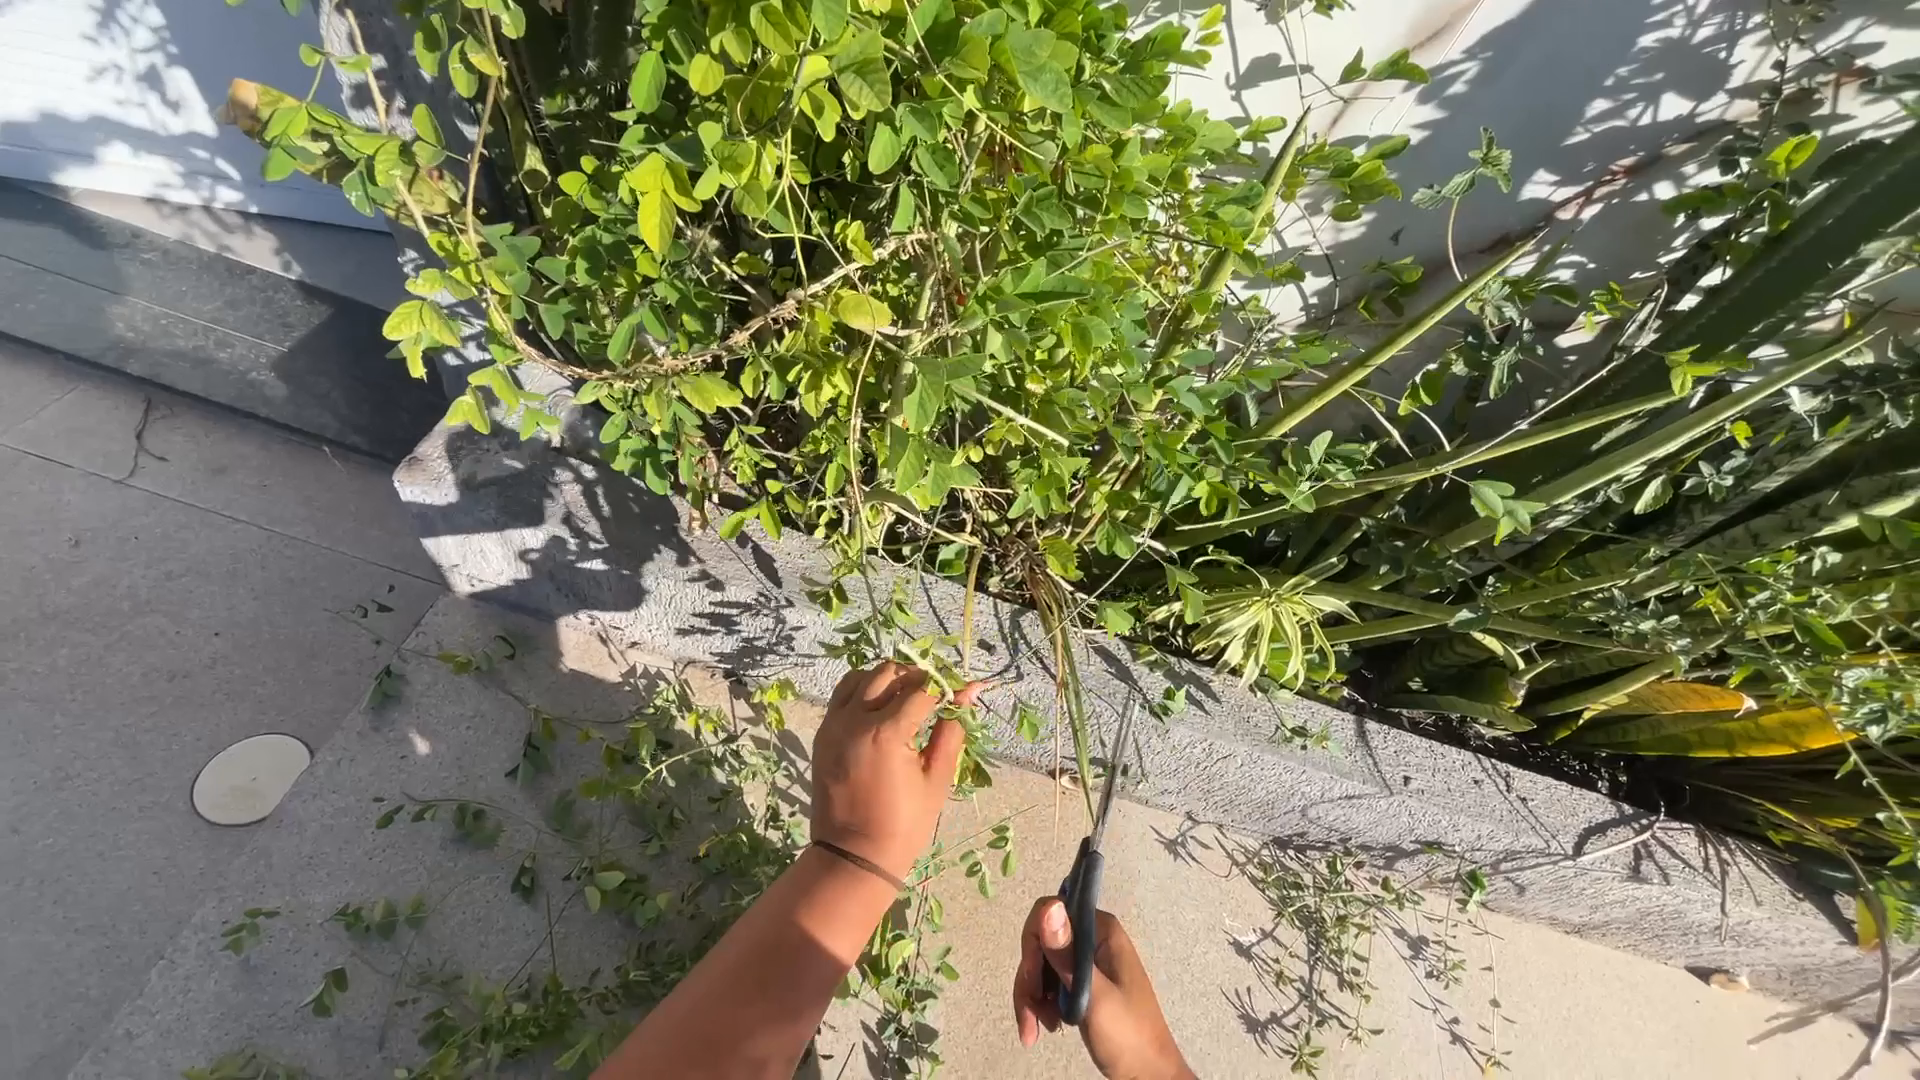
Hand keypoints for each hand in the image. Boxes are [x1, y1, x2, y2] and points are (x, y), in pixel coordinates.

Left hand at [810, 662, 979, 881]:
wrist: (853, 856)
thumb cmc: (903, 824)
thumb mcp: (936, 778)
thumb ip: (951, 731)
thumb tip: (968, 694)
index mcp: (886, 733)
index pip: (921, 690)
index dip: (944, 688)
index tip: (958, 692)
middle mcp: (855, 720)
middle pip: (888, 673)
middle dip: (915, 677)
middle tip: (933, 694)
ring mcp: (833, 724)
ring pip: (860, 677)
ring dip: (886, 678)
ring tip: (905, 697)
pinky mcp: (822, 733)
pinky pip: (842, 696)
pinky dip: (862, 691)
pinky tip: (880, 707)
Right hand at [1013, 897, 1192, 1079]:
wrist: (1148, 1077)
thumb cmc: (1128, 1036)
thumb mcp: (1095, 996)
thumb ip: (1068, 954)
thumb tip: (1049, 906)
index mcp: (1101, 930)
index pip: (1050, 913)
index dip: (1035, 943)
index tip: (1033, 979)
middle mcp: (1092, 939)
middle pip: (1041, 942)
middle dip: (1030, 979)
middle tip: (1031, 1015)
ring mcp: (1087, 961)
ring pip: (1041, 965)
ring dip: (1032, 997)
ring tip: (1034, 1031)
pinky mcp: (1082, 983)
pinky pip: (1049, 983)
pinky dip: (1040, 1005)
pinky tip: (1044, 1028)